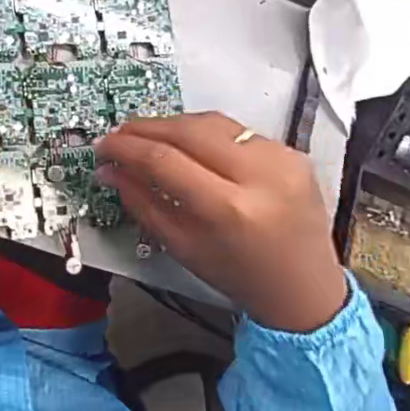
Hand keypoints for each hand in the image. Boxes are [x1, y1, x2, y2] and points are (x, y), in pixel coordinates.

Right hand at [96, 113, 346, 331]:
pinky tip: (184, 143)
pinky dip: (201, 132)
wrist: (305, 288)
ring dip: (171, 124)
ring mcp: (281, 159)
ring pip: (210, 122)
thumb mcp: (180, 246)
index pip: (163, 160)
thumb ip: (141, 202)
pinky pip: (234, 130)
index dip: (125, 148)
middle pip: (186, 130)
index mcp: (229, 209)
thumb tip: (109, 170)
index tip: (103, 147)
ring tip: (145, 135)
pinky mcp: (292, 152)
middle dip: (144, 128)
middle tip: (118, 134)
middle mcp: (260, 176)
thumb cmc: (238, 275)